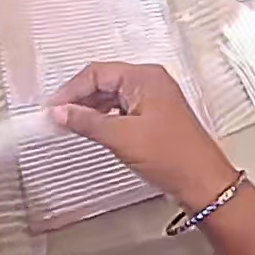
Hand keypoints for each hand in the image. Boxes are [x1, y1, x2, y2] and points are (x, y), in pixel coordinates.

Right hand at [49, 62, 236, 208]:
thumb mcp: (121, 137)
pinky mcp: (155, 115)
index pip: (97, 73)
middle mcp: (150, 80)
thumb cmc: (168, 155)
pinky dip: (105, 117)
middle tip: (57, 117)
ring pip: (113, 95)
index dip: (71, 90)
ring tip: (69, 124)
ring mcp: (154, 97)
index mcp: (144, 77)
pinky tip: (93, 129)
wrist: (203, 182)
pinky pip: (122, 107)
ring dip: (90, 108)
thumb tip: (57, 112)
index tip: (51, 109)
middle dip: (79, 98)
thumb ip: (87, 121)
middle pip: (104, 81)